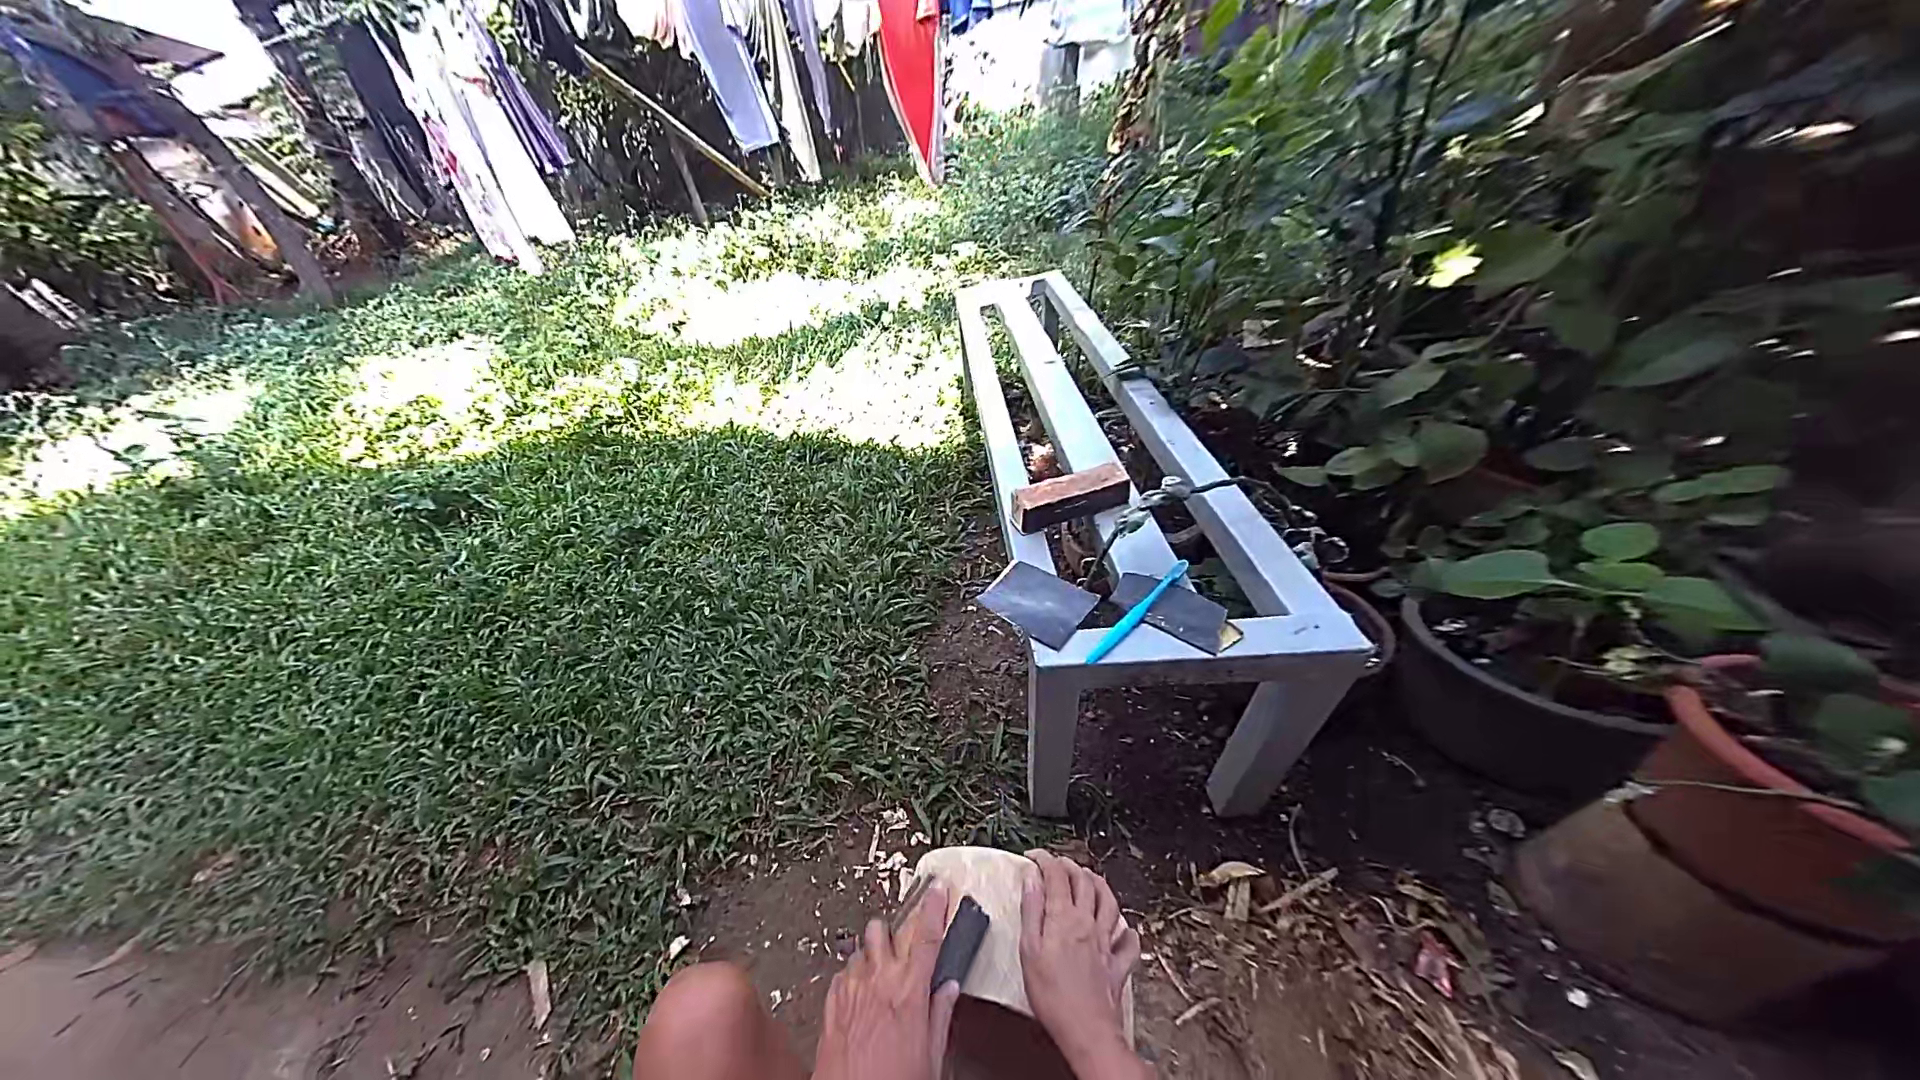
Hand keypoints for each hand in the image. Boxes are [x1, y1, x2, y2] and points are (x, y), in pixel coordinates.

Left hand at [814, 881, 961, 1079]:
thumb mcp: (931, 1058)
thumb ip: (940, 1016)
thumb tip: (949, 990)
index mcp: (910, 991)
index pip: (927, 935)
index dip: (934, 906)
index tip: (937, 890)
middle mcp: (879, 981)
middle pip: (884, 929)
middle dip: (893, 931)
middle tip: (901, 944)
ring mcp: (852, 989)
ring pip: (861, 947)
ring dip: (872, 954)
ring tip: (879, 972)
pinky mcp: (831, 1003)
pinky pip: (842, 973)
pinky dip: (852, 976)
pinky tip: (860, 994)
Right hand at [1019, 851, 1144, 1079]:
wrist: (1086, 1031)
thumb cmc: (1053, 997)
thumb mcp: (1029, 950)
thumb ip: (1031, 911)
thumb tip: (1031, 880)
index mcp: (1064, 918)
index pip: (1056, 875)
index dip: (1045, 860)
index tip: (1034, 857)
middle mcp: (1088, 923)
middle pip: (1084, 881)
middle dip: (1070, 866)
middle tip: (1058, 863)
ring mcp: (1106, 942)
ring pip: (1108, 901)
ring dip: (1098, 884)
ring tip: (1089, 878)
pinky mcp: (1117, 963)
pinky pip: (1128, 941)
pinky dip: (1126, 930)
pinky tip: (1123, 928)